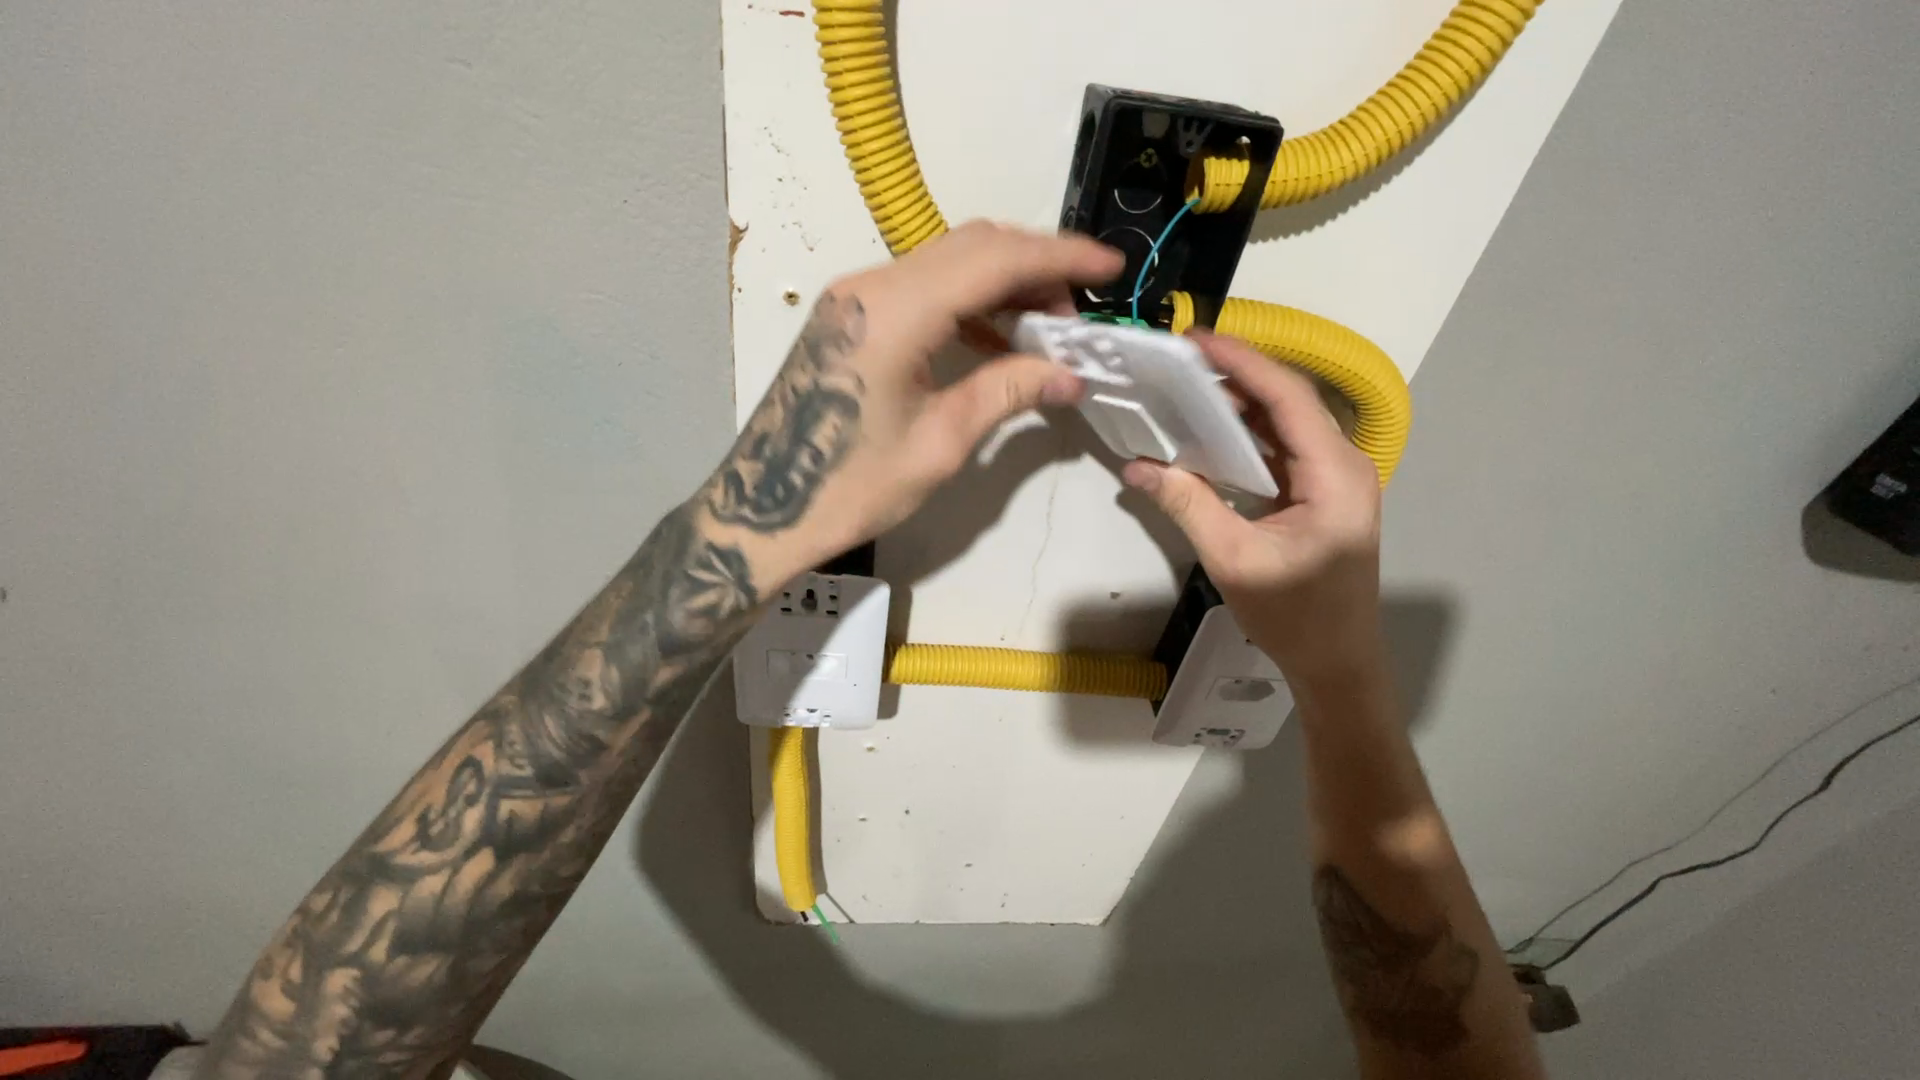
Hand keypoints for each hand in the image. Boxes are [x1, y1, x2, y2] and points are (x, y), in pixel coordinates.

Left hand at [701, 221, 1122, 577]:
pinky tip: (996, 337)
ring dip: (1002, 283)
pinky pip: (920, 289)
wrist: (765, 510)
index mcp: (896, 311)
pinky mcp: (848, 317)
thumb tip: (1072, 374)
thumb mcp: (941, 442)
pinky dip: (966, 301)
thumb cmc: (852, 486)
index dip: (1060, 259)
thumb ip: (1008, 391)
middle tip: (1080, 310)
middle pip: (972, 247)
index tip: (1112, 268)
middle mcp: (872, 286)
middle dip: (1035, 267)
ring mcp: (855, 298)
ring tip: (1047, 327)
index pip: (995, 259)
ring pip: (946, 263)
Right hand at [1122, 332, 1384, 690]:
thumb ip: (1188, 506)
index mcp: (1335, 475)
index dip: (1244, 363)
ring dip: (1240, 404)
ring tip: (1188, 387)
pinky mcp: (1320, 494)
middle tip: (1181, 361)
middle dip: (1236, 376)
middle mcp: (1343, 465)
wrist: (1337, 661)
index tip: (1197, 341)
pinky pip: (1281, 449)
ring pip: (1285, 423)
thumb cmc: (1295, 615)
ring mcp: (1334, 479)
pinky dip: (1246, 435)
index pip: (1288, 398)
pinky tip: (1209, 432)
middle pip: (1289, 402)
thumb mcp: (1233, 559)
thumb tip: (1136, 468)